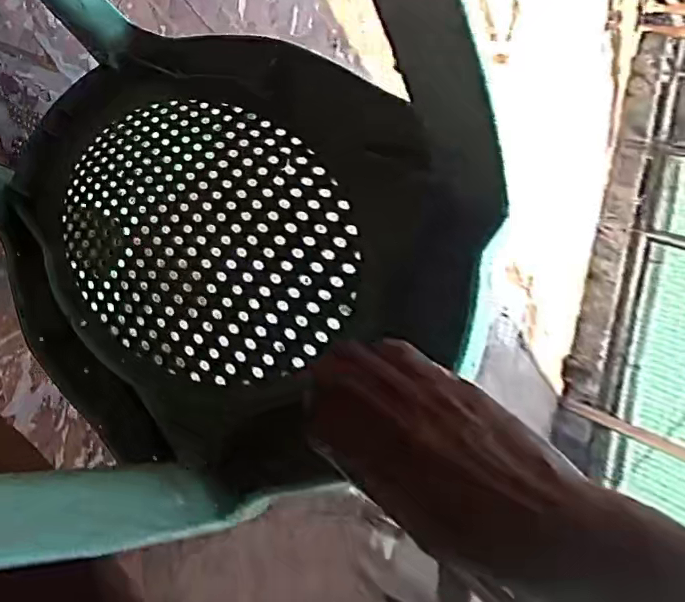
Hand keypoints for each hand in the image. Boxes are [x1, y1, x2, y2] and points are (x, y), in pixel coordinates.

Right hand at [310, 339, 684, 598]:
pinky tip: (395, 377)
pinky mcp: (456, 384)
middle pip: (326, 370)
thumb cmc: (493, 537)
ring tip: (354, 380)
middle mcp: (393, 407)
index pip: (315, 414)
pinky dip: (387, 358)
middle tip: (327, 400)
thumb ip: (368, 473)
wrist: (573, 535)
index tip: (324, 437)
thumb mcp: (415, 519)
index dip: (316, 425)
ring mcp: (426, 389)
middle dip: (319, 384)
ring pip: (360, 352)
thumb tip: (340, 448)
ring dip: (349, 364)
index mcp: (376, 443)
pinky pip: (403, 352)